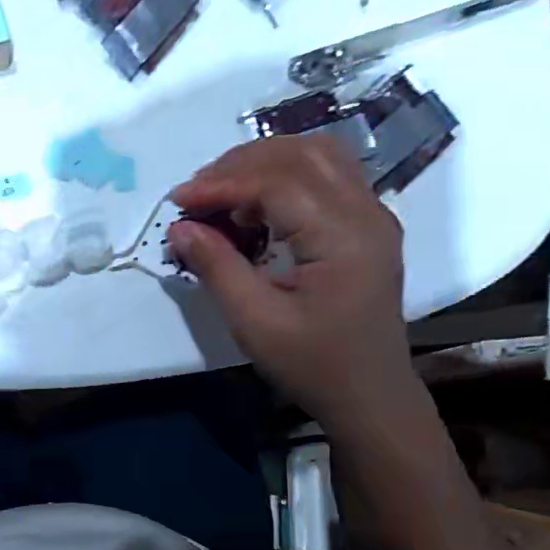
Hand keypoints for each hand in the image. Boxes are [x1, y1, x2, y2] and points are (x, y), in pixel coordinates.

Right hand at [167, 134, 417, 429]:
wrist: (368, 394)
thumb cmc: (313, 364)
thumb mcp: (255, 322)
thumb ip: (217, 268)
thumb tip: (179, 228)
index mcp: (344, 237)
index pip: (278, 183)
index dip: (222, 184)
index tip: (177, 200)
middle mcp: (366, 213)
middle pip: (302, 154)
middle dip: (240, 164)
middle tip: (195, 192)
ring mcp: (372, 216)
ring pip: (318, 157)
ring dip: (264, 163)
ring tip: (219, 191)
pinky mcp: (365, 226)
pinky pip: (325, 178)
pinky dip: (283, 177)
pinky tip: (252, 205)